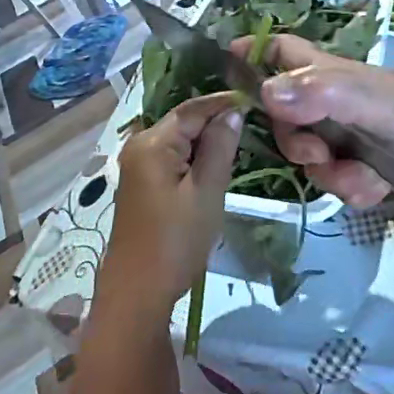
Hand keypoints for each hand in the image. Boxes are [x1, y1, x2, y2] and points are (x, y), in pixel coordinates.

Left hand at [102, 93, 245, 310]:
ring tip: (241, 138)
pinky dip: (194, 157)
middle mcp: (139, 146)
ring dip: (207, 139)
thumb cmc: (176, 241)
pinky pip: (172, 157)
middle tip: (254, 120)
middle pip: (184, 121)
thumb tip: (233, 112)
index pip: (192, 108)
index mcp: (152, 143)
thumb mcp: (206, 191)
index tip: (256, 100)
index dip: (223, 102)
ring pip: (179, 140)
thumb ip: (220, 147)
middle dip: (216, 119)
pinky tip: (216, 163)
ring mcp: (137, 166)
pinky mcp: (142, 184)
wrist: (137, 293)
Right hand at [230, 35, 393, 208]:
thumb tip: (265, 93)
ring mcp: (345, 136)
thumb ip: (321, 93)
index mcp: (330, 72)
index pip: (280, 50)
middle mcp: (331, 101)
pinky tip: (378, 187)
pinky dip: (352, 189)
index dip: (251, 53)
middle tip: (319, 152)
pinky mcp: (359, 167)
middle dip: (295, 142)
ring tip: (362, 176)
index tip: (223, 72)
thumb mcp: (373, 99)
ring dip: (330, 173)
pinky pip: (332, 182)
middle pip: (282, 118)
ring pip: (307, 158)